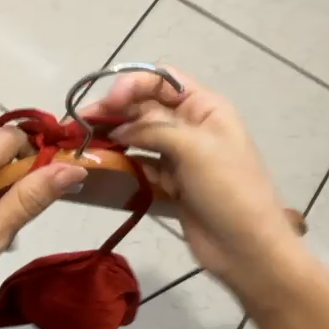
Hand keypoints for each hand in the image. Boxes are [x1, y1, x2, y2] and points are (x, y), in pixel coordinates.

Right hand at [85, 67, 300, 286]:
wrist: (248, 250)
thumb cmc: (228, 189)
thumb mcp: (194, 148)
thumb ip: (152, 130)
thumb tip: (118, 131)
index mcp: (205, 107)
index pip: (161, 79)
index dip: (132, 84)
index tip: (110, 103)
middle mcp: (190, 124)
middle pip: (144, 104)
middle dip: (114, 109)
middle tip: (81, 123)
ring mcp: (179, 153)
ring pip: (138, 133)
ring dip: (112, 134)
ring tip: (83, 142)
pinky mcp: (169, 180)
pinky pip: (139, 161)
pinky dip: (120, 160)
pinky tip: (100, 163)